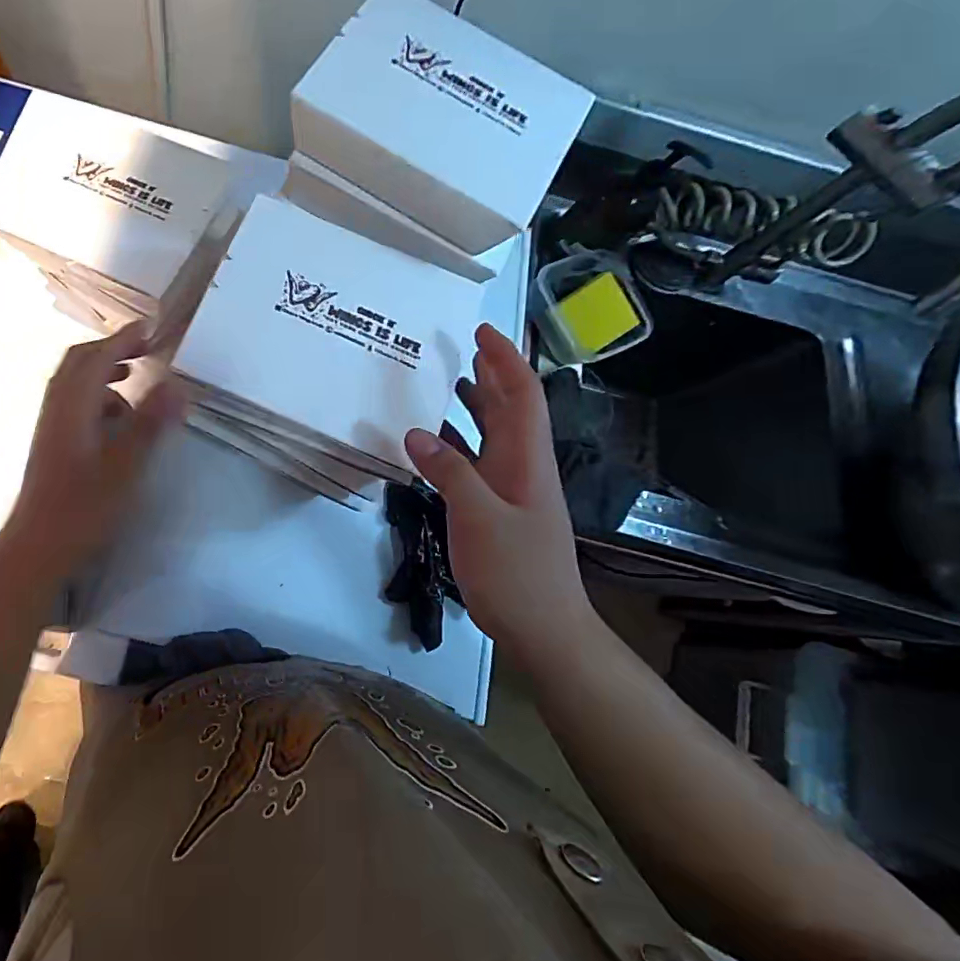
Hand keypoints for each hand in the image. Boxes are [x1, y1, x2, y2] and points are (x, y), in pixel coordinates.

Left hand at [2, 325, 185, 576]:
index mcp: (73, 406)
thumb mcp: (125, 466)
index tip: (152, 328)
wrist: (37, 547)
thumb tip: (177, 385)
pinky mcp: (52, 444)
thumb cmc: (82, 508)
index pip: (98, 357)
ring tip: (135, 377)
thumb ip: (150, 423)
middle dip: (113, 349)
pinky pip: (75, 403)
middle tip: (145, 348)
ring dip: (105, 371)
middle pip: (80, 362)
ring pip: (75, 383)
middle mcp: (57, 408)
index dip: (125, 338)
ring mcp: (51, 426)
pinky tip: (118, 419)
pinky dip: (98, 397)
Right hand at [404, 324, 592, 650]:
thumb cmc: (517, 572)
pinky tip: (430, 447)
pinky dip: (455, 450)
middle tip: (459, 349)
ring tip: (443, 386)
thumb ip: (448, 472)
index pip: (523, 396)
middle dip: (490, 375)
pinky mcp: (497, 514)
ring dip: (472, 410)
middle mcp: (521, 469)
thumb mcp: (477, 518)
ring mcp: (510, 492)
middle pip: (509, 411)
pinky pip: (475, 468)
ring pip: (491, 438)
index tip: (482, 332)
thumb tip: (416, 431)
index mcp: (527, 461)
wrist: (544, 629)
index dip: (506, 360)